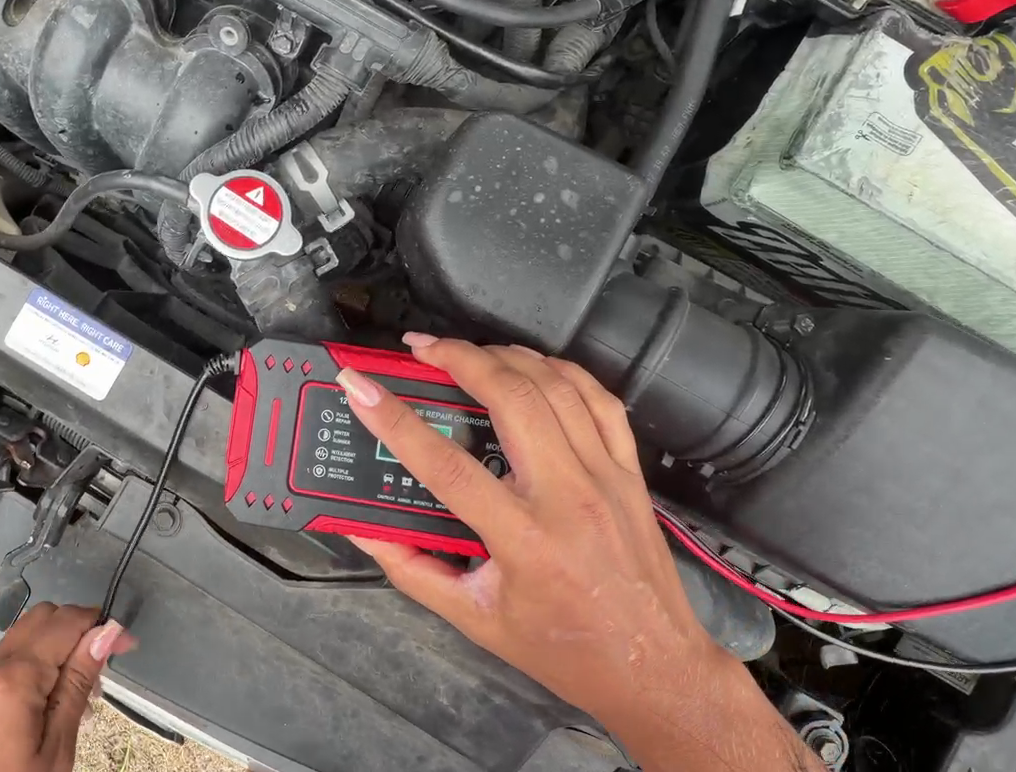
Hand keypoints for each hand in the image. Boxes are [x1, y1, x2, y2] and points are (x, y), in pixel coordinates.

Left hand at [0, 603, 137, 771]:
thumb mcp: (56, 749)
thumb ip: (78, 683)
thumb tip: (105, 632)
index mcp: (15, 677)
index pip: (66, 622)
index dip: (101, 625)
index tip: (126, 646)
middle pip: (43, 617)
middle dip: (77, 630)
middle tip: (100, 672)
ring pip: (23, 635)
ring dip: (56, 645)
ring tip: (77, 692)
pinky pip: (5, 659)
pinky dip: (33, 663)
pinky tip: (46, 702)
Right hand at [337, 337, 819, 771]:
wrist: (656, 669)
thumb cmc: (559, 648)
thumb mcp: (473, 619)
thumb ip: (412, 569)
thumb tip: (361, 527)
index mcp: (523, 540)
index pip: (446, 465)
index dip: (395, 420)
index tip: (359, 384)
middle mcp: (568, 497)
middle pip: (512, 400)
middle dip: (459, 357)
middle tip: (420, 347)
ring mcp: (606, 477)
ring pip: (555, 387)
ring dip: (504, 354)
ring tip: (465, 349)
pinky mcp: (631, 471)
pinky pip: (599, 399)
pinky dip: (560, 369)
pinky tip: (529, 363)